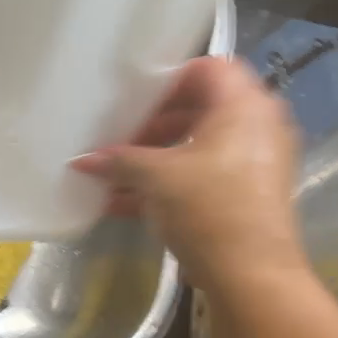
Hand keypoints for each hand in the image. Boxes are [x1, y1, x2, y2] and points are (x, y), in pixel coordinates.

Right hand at [71, 57, 306, 292]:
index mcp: (244, 106)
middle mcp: (256, 125)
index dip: (167, 81)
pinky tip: (124, 203)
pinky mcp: (242, 191)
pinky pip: (198, 174)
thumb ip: (119, 162)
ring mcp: (252, 160)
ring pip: (194, 146)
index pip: (207, 69)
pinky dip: (165, 182)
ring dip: (152, 159)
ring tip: (112, 178)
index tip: (130, 103)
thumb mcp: (155, 178)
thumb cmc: (207, 205)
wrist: (248, 267)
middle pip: (197, 109)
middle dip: (151, 127)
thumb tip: (82, 160)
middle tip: (115, 144)